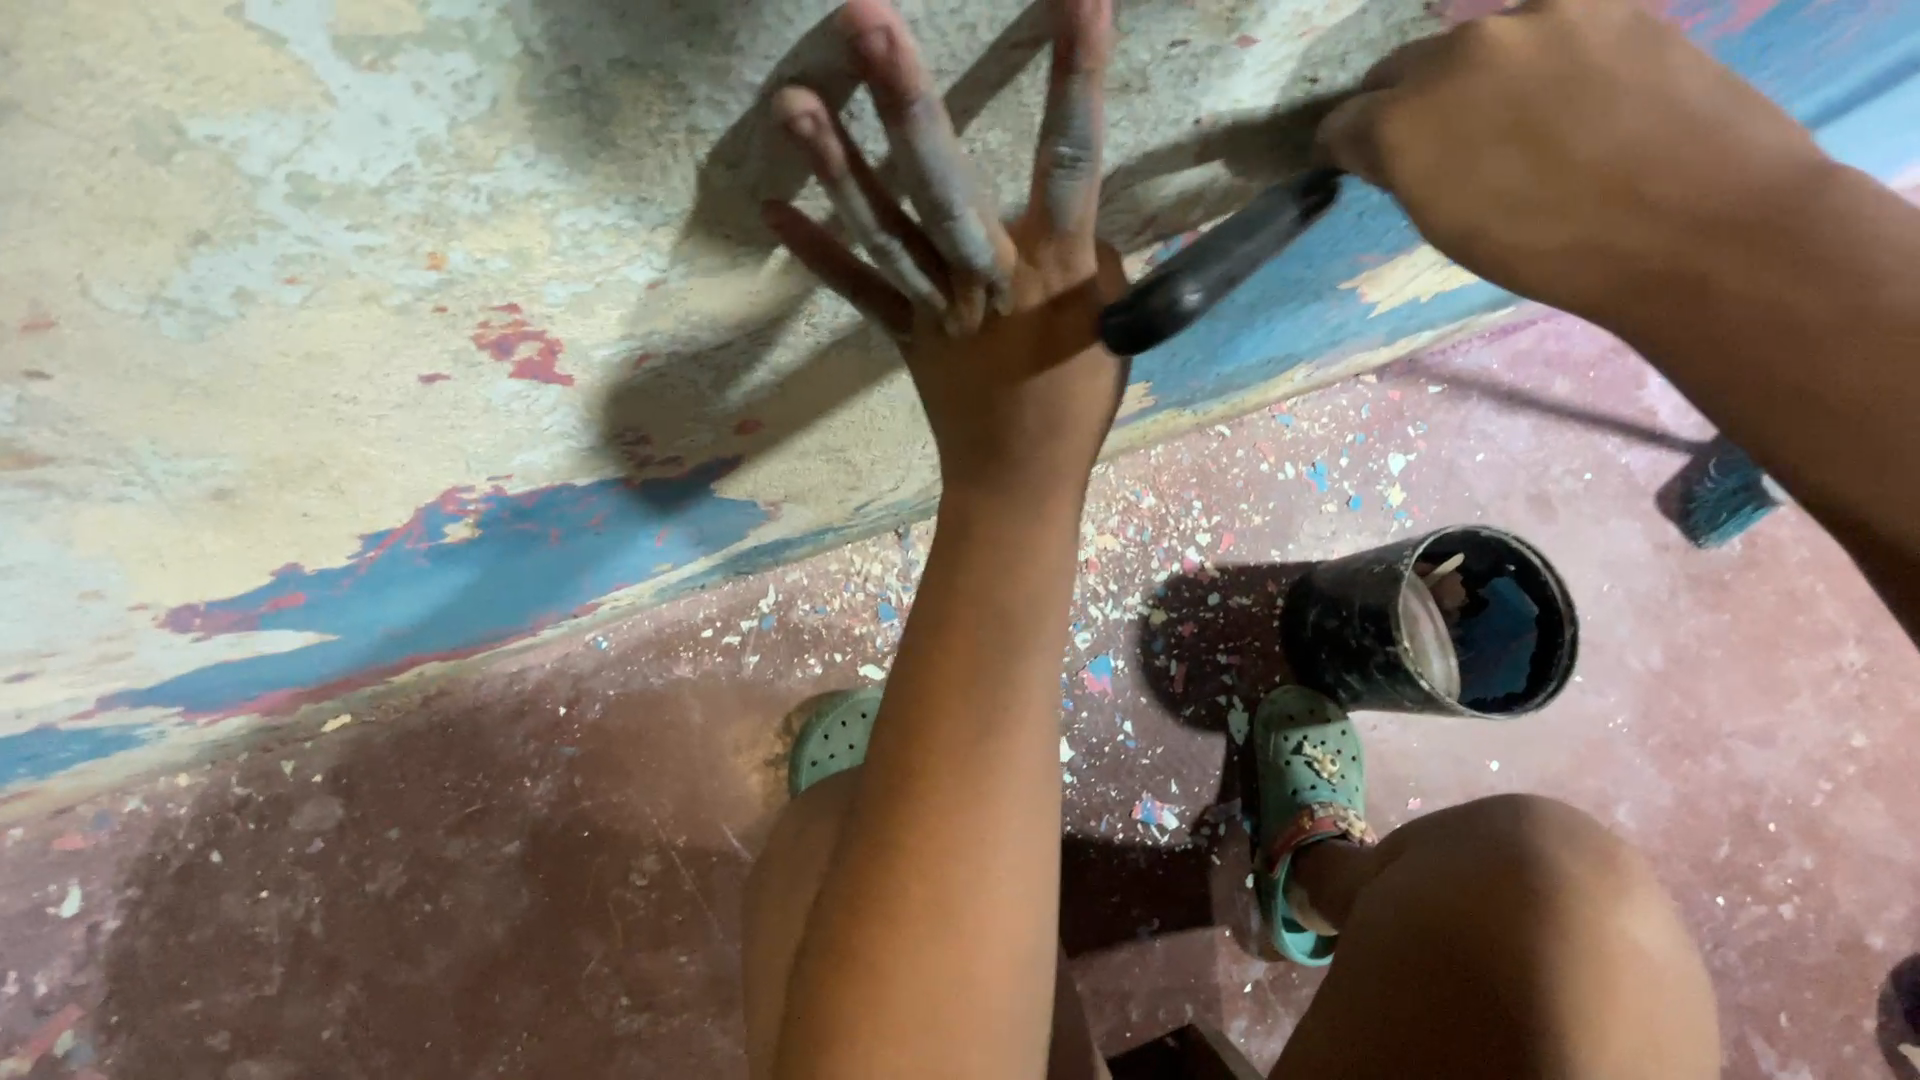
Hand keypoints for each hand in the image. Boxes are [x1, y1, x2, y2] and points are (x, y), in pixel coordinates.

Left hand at [762, 0, 1126, 503]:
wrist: (1019, 484)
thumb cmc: (1076, 407)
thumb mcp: (1116, 328)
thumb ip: (1091, 262)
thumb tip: (1067, 222)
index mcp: (1055, 270)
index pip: (1071, 159)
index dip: (1077, 77)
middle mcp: (987, 279)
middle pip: (944, 184)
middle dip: (908, 102)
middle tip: (866, 22)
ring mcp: (935, 309)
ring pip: (885, 231)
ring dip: (839, 167)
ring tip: (791, 102)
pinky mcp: (904, 338)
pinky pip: (858, 293)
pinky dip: (819, 254)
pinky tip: (776, 209)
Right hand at [1316, 0, 1837, 326]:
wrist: (1694, 223)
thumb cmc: (1549, 251)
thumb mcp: (1445, 224)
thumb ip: (1405, 170)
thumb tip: (1396, 146)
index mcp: (1403, 122)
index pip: (1343, 122)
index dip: (1344, 147)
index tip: (1357, 162)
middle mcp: (1455, 53)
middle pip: (1398, 69)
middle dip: (1398, 104)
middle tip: (1429, 141)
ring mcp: (1533, 17)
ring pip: (1468, 43)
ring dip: (1467, 77)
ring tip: (1506, 118)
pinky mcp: (1601, 1)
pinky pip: (1540, 25)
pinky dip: (1532, 57)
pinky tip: (1563, 94)